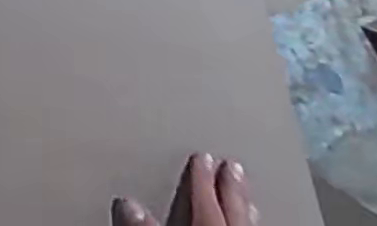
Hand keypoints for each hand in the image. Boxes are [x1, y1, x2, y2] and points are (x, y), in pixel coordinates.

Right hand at [112, 153, 257, 225]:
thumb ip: (146, 225)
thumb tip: (127, 201)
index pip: (205, 199)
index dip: (202, 177)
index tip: (202, 156)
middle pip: (232, 210)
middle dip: (230, 187)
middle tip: (233, 164)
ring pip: (246, 225)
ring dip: (244, 208)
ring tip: (245, 193)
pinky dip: (247, 225)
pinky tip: (249, 224)